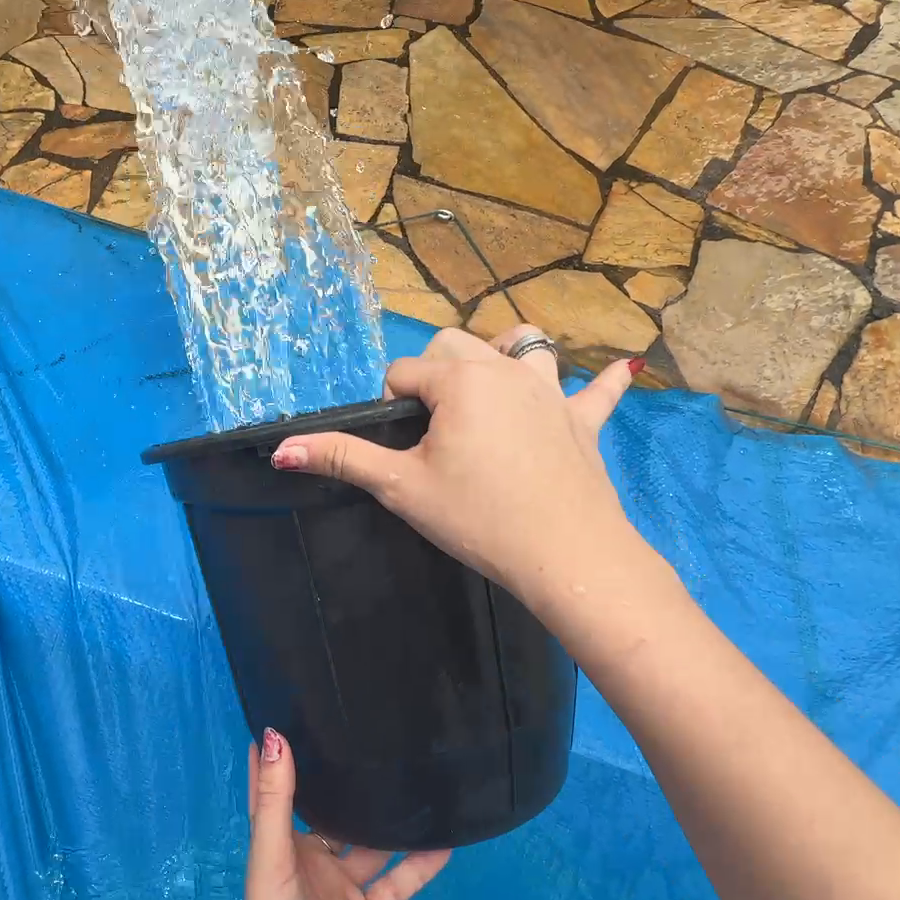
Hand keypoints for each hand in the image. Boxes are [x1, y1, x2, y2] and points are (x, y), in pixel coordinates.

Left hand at [238, 728, 448, 899]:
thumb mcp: (269, 859)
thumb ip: (275, 801)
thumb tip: (273, 735)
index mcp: (276, 844)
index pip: (274, 791)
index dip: (276, 758)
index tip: (284, 714)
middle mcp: (308, 860)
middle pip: (329, 814)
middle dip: (344, 785)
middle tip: (369, 741)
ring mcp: (339, 888)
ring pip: (369, 846)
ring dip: (389, 823)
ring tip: (413, 781)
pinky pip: (397, 884)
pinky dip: (420, 866)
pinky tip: (444, 842)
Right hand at [269, 325, 639, 611]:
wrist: (567, 554)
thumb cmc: (478, 517)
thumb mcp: (401, 487)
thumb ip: (343, 458)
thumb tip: (282, 447)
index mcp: (458, 380)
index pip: (403, 372)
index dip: (391, 405)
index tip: (401, 448)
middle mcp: (504, 370)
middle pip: (453, 345)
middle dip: (433, 373)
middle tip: (430, 428)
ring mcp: (550, 391)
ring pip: (523, 346)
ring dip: (502, 357)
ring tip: (488, 389)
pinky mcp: (582, 420)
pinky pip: (596, 390)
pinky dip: (600, 382)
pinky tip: (618, 370)